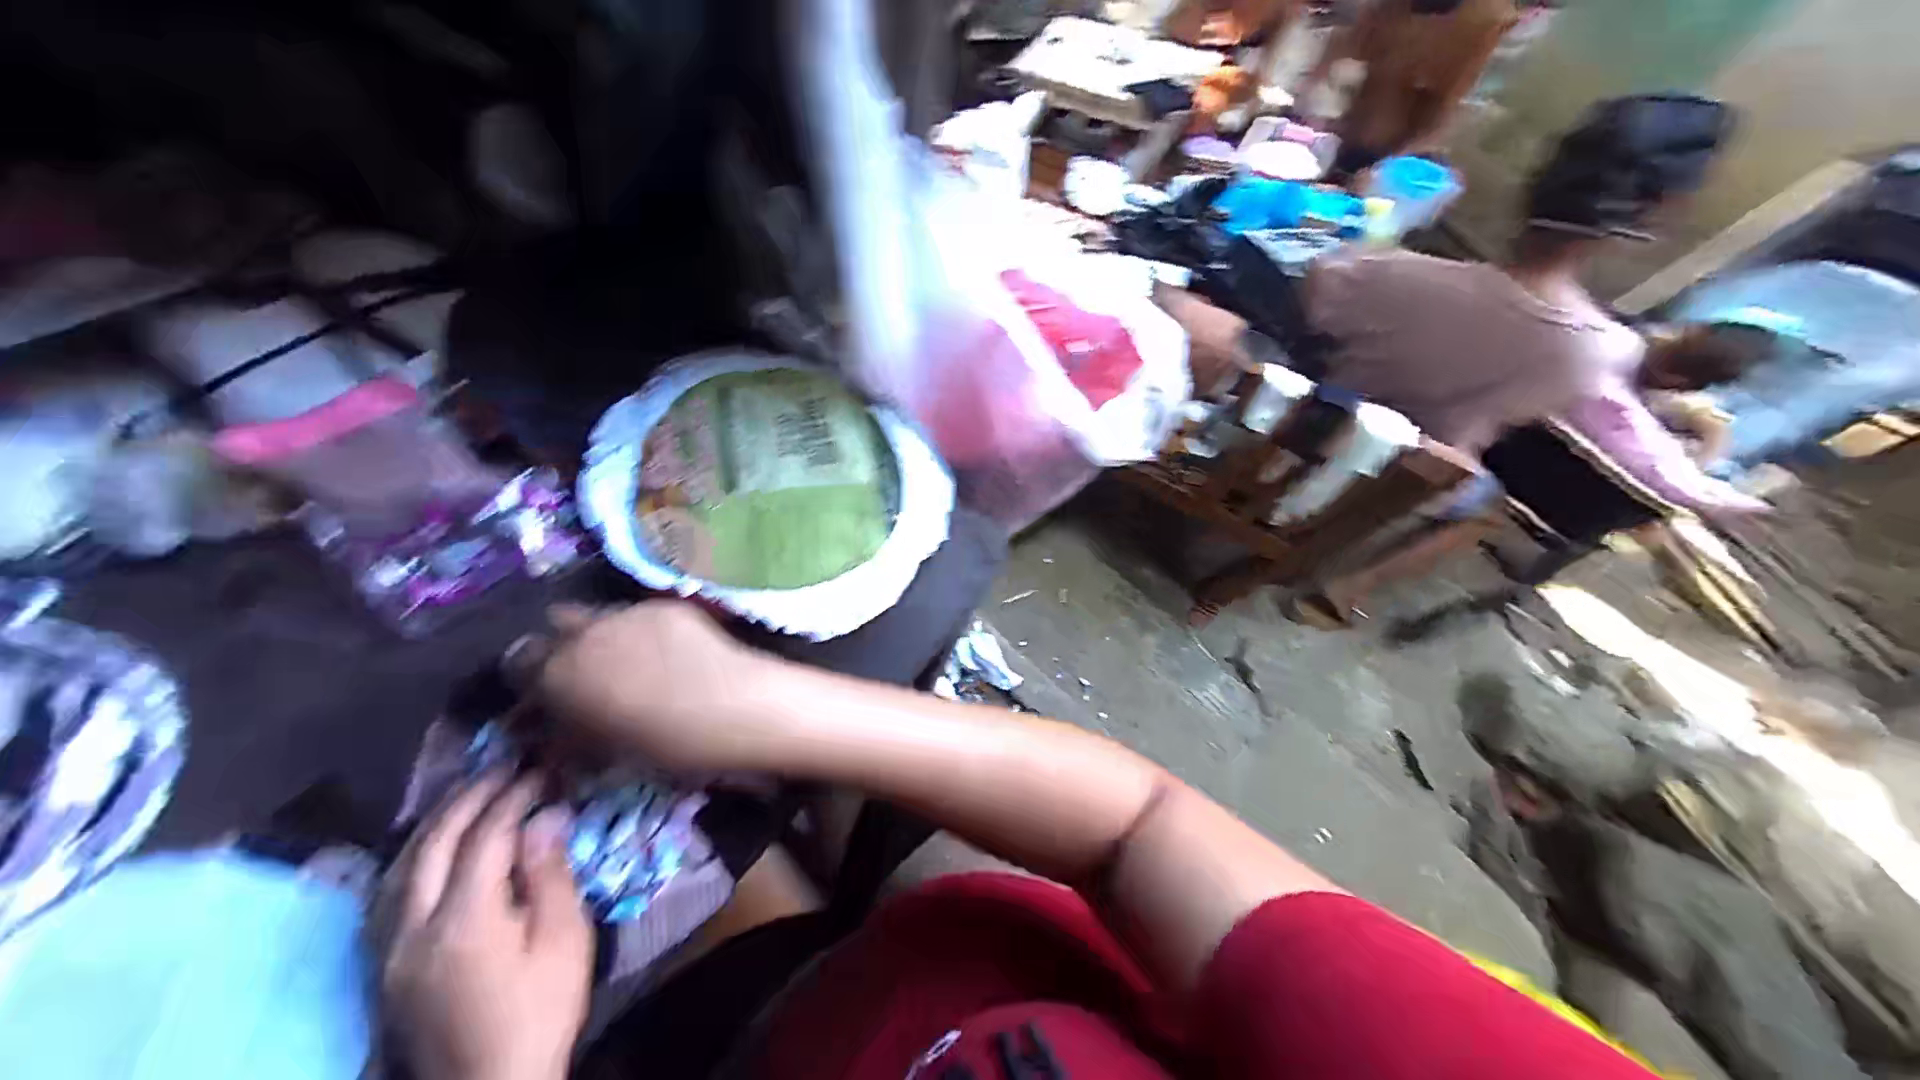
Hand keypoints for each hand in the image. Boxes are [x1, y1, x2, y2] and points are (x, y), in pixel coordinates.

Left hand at [380, 773, 592, 1079]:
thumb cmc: (542, 1006)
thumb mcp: (563, 938)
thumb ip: (548, 872)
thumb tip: (544, 815)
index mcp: (464, 921)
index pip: (485, 837)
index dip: (514, 796)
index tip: (541, 768)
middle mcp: (413, 928)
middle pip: (434, 842)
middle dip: (471, 795)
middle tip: (505, 764)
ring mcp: (390, 947)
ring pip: (402, 864)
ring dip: (439, 819)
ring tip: (474, 790)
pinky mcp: (385, 963)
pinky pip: (392, 890)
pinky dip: (417, 851)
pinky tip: (438, 842)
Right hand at [533, 600, 781, 771]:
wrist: (731, 706)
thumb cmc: (664, 744)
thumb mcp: (603, 750)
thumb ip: (565, 733)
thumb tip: (545, 729)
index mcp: (556, 673)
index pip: (519, 663)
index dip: (531, 678)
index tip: (544, 693)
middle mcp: (584, 633)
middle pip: (554, 627)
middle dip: (560, 646)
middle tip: (583, 671)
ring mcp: (627, 612)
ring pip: (597, 614)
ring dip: (599, 633)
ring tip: (625, 656)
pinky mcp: (665, 605)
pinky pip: (638, 613)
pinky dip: (640, 629)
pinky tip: (665, 649)